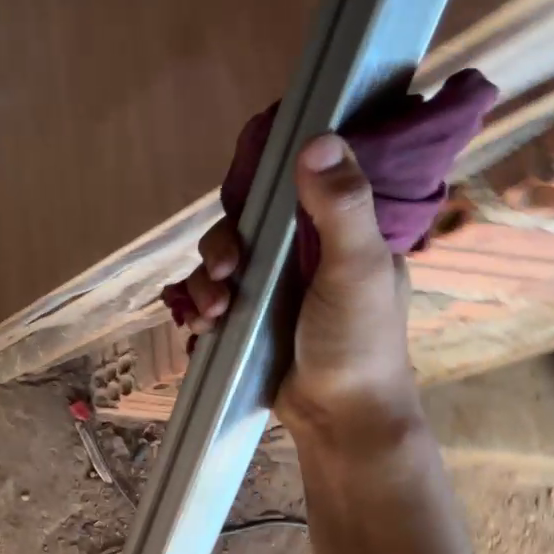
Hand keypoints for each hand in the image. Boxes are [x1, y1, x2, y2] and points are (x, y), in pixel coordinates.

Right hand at [176, 133, 420, 442]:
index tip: (241, 210)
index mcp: (334, 237)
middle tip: (222, 276)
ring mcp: (268, 294)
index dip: (256, 197)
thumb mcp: (354, 268)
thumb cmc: (356, 341)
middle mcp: (299, 260)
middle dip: (220, 252)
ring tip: (210, 316)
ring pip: (216, 270)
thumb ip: (339, 206)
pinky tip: (202, 328)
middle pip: (239, 233)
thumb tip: (317, 137)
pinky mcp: (244, 325)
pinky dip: (197, 311)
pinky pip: (205, 304)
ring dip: (203, 287)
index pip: (286, 196)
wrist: (337, 416)